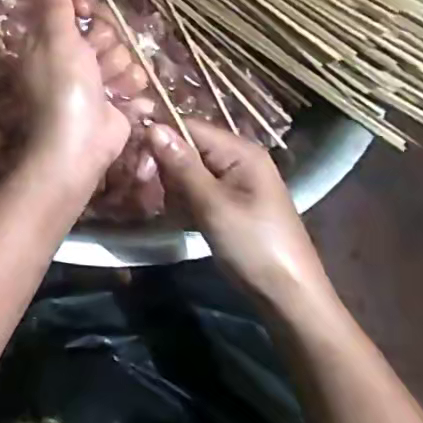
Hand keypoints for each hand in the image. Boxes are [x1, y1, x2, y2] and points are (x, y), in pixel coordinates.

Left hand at [20, 0, 131, 184]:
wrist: (80, 142)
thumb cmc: (64, 87)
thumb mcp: (57, 40)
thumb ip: (54, 6)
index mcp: (45, 42)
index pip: (71, 9)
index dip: (84, 8)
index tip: (87, 11)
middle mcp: (68, 57)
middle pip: (102, 28)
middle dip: (105, 41)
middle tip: (95, 57)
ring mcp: (92, 78)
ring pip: (121, 51)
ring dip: (118, 65)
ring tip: (108, 82)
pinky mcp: (113, 96)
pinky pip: (132, 75)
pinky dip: (129, 84)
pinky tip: (123, 95)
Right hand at [145, 119, 337, 312]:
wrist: (288, 295)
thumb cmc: (253, 244)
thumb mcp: (212, 203)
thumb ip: (182, 165)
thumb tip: (152, 127)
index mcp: (240, 152)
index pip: (188, 127)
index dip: (158, 139)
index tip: (134, 161)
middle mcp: (237, 160)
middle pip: (186, 148)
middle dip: (164, 167)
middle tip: (148, 190)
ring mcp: (234, 182)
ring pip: (186, 171)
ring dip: (171, 187)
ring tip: (168, 209)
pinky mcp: (228, 203)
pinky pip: (195, 190)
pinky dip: (182, 201)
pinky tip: (179, 218)